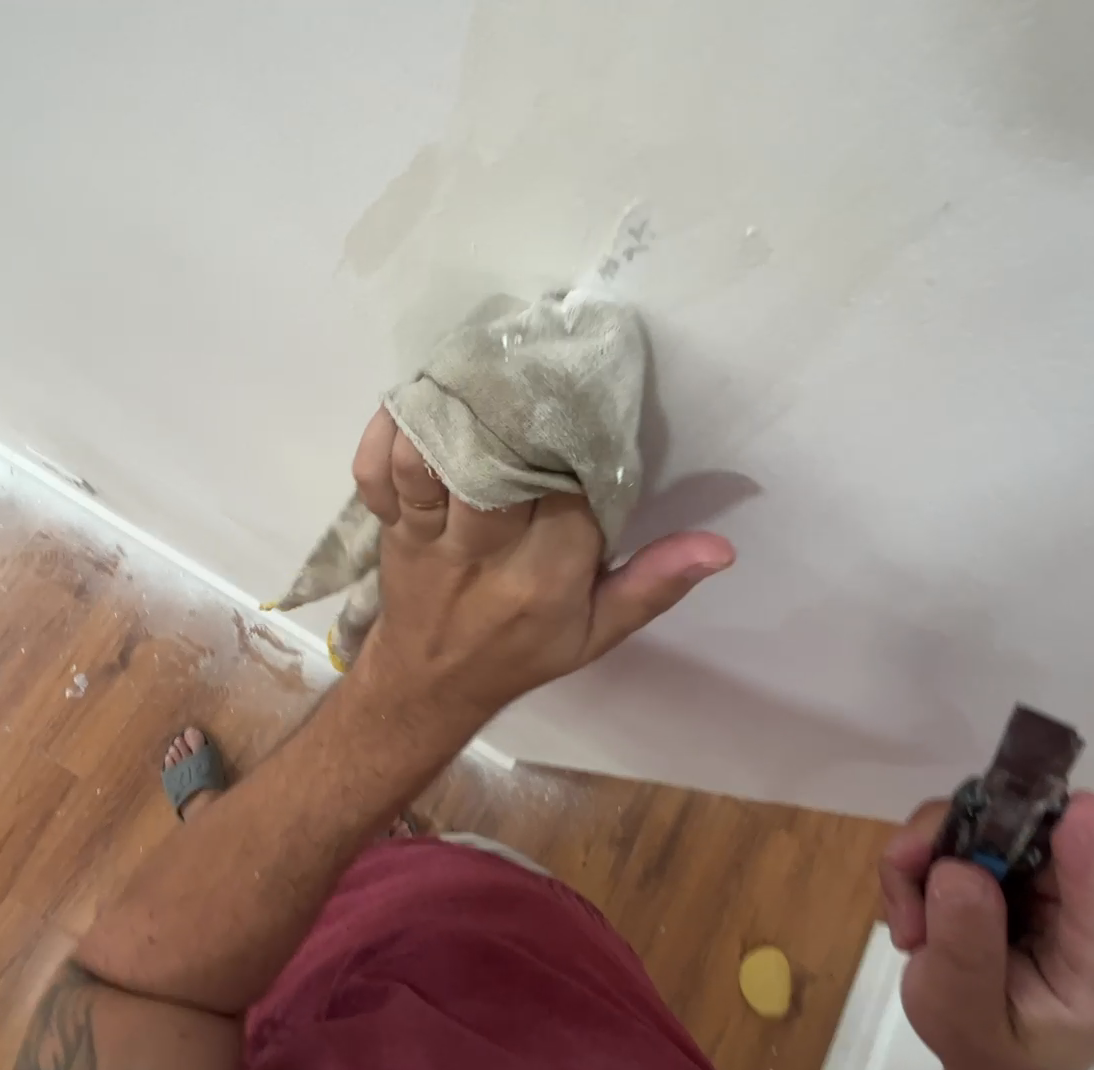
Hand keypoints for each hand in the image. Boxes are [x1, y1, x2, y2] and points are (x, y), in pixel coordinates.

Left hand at [348, 408, 733, 717]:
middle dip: (511, 409)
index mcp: (546, 576)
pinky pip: (374, 476)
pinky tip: (413, 403)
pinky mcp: (389, 530)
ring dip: (447, 411)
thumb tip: (719, 548)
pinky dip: (385, 434)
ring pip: (427, 462)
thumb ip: (653, 587)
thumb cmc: (519, 653)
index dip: (578, 435)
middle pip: (492, 463)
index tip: (591, 395)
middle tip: (531, 361)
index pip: (569, 487)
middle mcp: (483, 552)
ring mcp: (427, 538)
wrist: (430, 684)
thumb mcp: (597, 634)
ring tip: (476, 370)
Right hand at [880, 793, 1093, 1069]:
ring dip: (925, 862)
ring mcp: (1058, 894)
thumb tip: (960, 869)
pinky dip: (926, 867)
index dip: (1088, 851)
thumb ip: (966, 946)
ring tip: (908, 924)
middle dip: (949, 848)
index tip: (1082, 807)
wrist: (988, 1063)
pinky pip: (968, 841)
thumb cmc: (985, 1049)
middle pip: (1027, 844)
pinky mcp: (1025, 879)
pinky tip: (919, 913)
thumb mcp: (960, 1010)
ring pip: (985, 833)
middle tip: (901, 884)